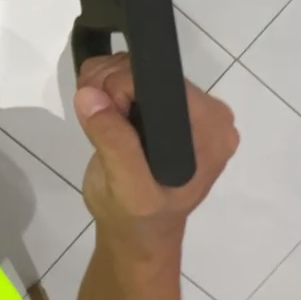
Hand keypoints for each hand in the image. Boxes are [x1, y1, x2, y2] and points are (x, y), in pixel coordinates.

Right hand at [74, 53, 237, 258]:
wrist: (133, 234)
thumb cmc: (137, 217)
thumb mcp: (129, 189)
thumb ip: (115, 143)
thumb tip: (91, 96)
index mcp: (209, 127)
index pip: (157, 79)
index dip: (122, 90)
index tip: (109, 121)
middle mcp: (202, 110)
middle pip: (139, 67)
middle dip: (107, 89)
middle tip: (99, 126)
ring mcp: (178, 106)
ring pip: (124, 65)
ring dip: (98, 88)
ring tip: (98, 126)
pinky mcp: (155, 104)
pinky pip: (117, 72)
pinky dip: (99, 88)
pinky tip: (102, 118)